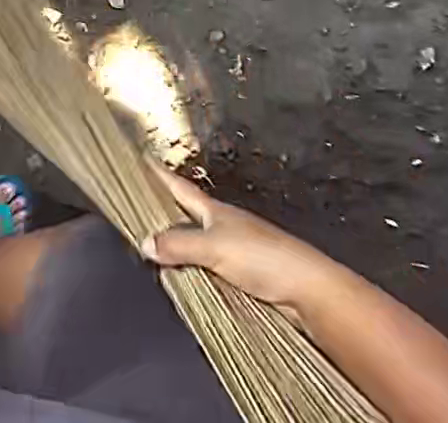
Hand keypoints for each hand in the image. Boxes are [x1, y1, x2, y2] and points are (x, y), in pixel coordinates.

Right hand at [141, 164, 339, 314]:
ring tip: (155, 248)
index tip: (144, 159)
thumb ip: (179, 245)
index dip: (161, 175)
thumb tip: (146, 242)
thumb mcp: (214, 247)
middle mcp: (222, 224)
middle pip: (186, 214)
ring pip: (196, 241)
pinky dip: (192, 268)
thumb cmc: (264, 257)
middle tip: (140, 208)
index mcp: (214, 210)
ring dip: (178, 244)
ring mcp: (233, 248)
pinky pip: (207, 265)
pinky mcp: (242, 273)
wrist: (307, 288)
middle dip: (164, 210)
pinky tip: (184, 277)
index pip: (180, 188)